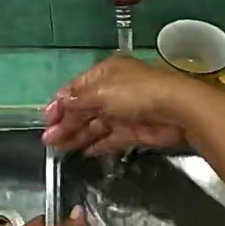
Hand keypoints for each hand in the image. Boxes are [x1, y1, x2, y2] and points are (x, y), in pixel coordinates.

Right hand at [42, 54, 202, 157]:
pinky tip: (84, 152)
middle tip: (49, 141)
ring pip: (95, 124)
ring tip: (60, 149)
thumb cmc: (137, 93)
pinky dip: (97, 144)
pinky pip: (110, 138)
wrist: (177, 109)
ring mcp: (124, 111)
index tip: (47, 121)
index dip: (61, 105)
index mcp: (105, 73)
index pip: (76, 89)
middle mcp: (113, 90)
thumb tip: (59, 101)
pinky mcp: (134, 130)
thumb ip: (78, 101)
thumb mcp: (102, 92)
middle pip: (84, 108)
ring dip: (78, 135)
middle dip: (66, 123)